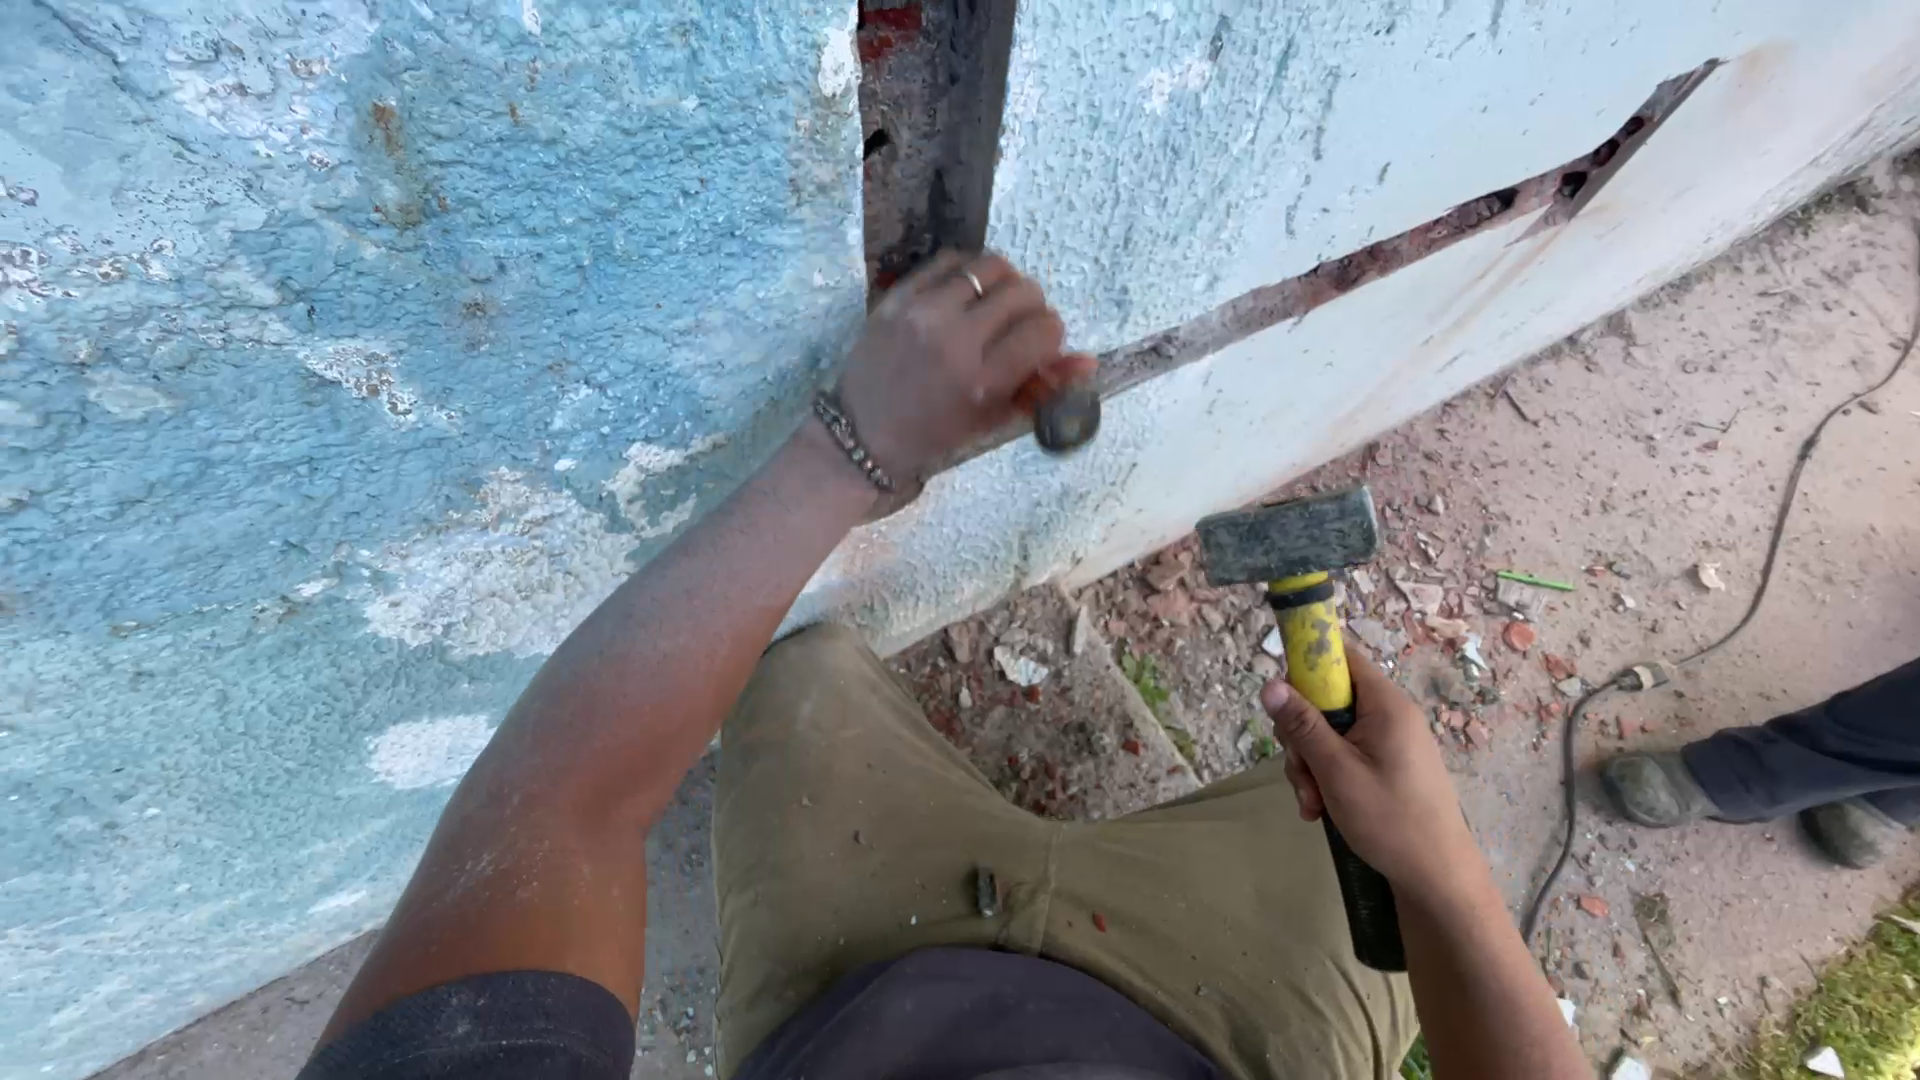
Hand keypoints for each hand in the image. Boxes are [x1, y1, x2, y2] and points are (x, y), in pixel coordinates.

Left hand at [837, 251, 1096, 482]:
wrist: (860, 436)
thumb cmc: (933, 437)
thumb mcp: (990, 421)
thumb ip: (1041, 389)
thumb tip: (1088, 361)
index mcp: (982, 381)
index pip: (1045, 330)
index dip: (1051, 336)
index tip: (1039, 346)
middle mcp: (956, 341)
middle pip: (1024, 291)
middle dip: (1032, 308)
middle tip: (1017, 326)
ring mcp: (923, 314)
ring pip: (991, 266)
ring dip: (1003, 283)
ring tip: (993, 305)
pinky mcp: (897, 298)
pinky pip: (949, 261)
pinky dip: (967, 272)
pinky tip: (964, 293)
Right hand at [1260, 645, 1483, 898]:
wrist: (1439, 880)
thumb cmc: (1390, 819)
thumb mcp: (1336, 771)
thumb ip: (1302, 725)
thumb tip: (1269, 684)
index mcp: (1385, 705)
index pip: (1340, 656)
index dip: (1306, 665)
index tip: (1282, 696)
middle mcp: (1388, 715)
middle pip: (1325, 699)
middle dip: (1301, 733)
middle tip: (1299, 768)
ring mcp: (1387, 741)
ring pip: (1328, 731)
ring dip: (1309, 762)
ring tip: (1311, 801)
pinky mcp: (1384, 764)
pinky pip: (1342, 754)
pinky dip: (1324, 776)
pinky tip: (1319, 808)